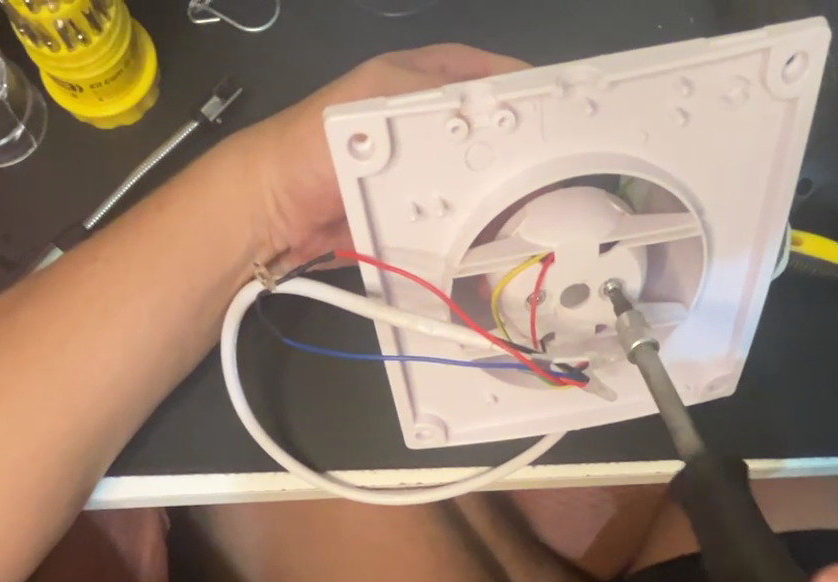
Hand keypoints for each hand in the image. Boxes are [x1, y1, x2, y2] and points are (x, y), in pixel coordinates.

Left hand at [227, 45, 528, 266]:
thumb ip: (433, 97)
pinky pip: (453, 226)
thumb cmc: (320, 143)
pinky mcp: (414, 220)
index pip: (488, 79)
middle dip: (521, 158)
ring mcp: (423, 178)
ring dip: (501, 204)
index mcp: (422, 84)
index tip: (560, 116)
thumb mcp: (378, 99)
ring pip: (477, 187)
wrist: (277, 213)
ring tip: (530, 216)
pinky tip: (491, 246)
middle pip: (492, 140)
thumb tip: (492, 108)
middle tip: (552, 177)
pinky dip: (473, 238)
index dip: (525, 94)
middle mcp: (428, 130)